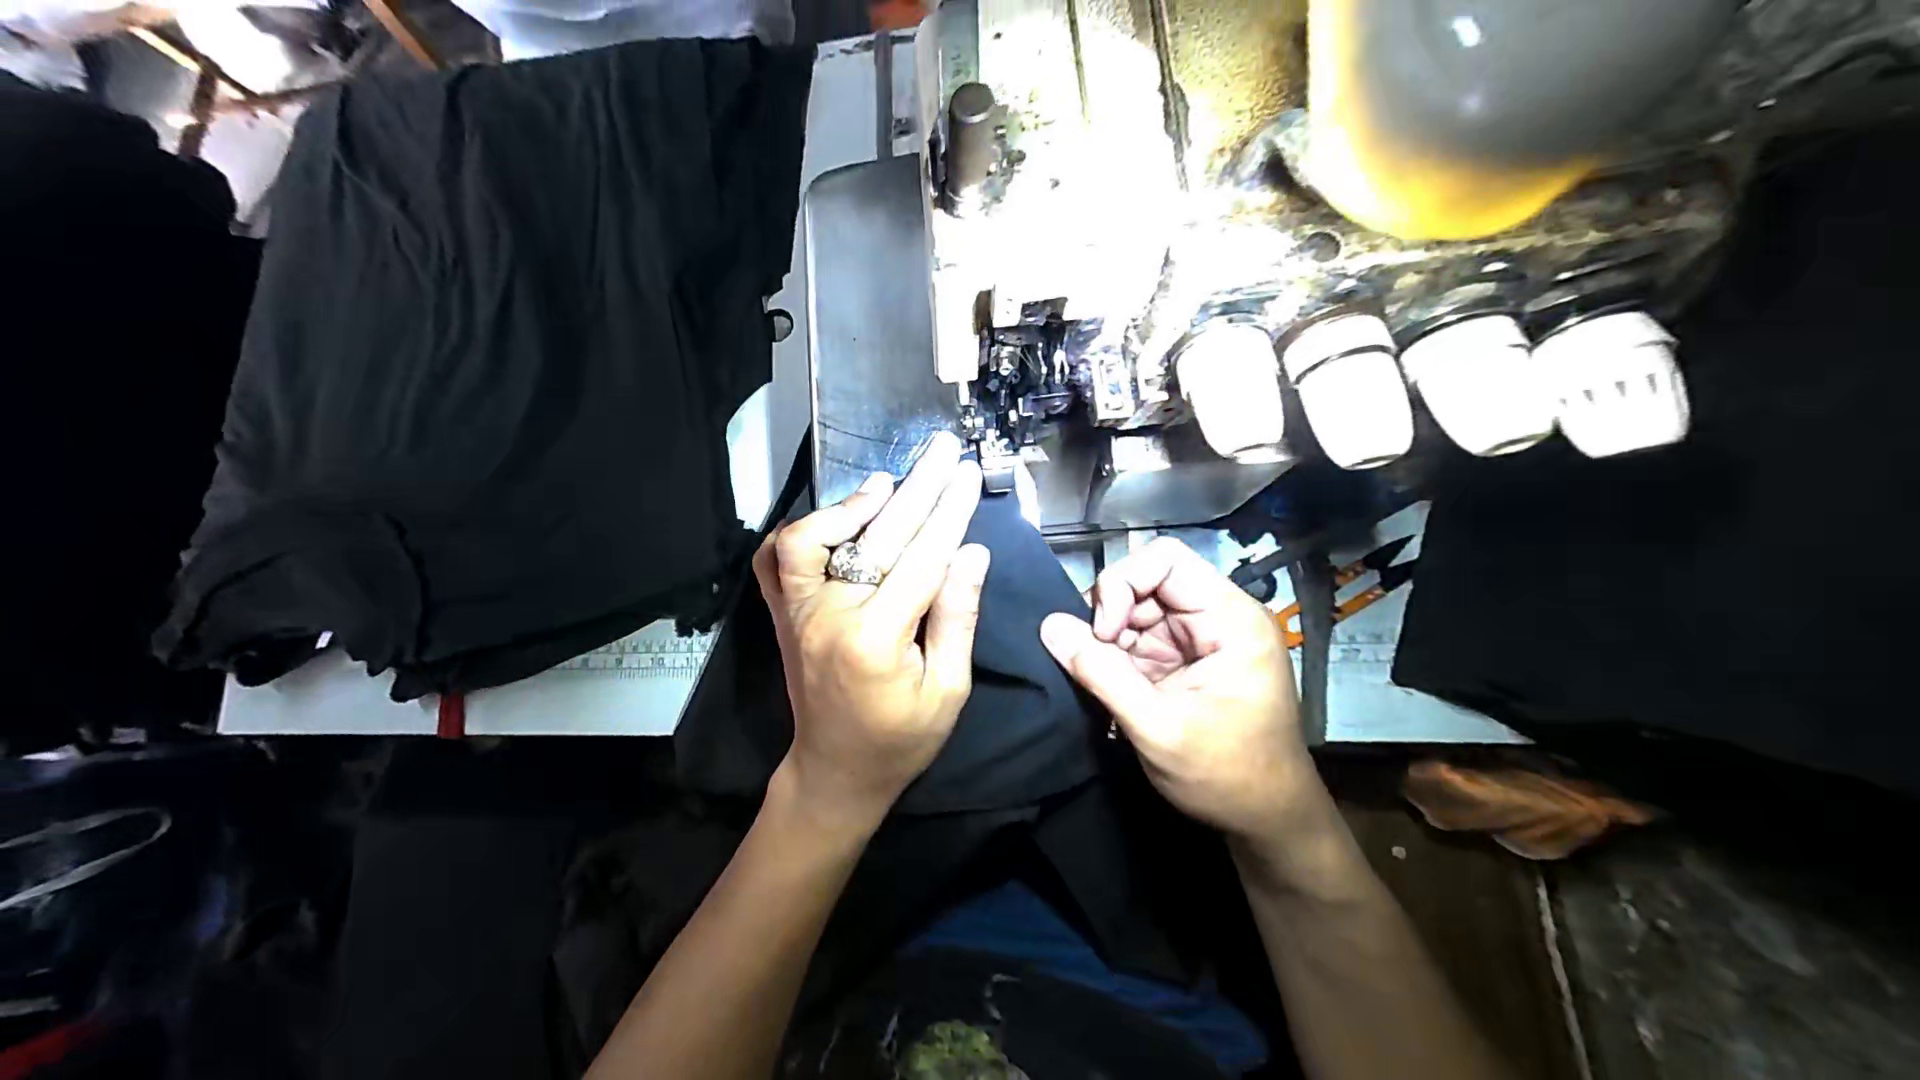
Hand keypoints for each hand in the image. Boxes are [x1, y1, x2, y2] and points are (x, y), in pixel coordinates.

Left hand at [755, 432, 988, 831]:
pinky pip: (778, 557)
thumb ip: (957, 617)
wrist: (836, 770)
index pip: (922, 559)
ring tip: (890, 482)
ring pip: (815, 537)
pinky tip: (840, 516)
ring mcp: (798, 611)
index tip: (969, 476)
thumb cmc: (901, 740)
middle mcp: (828, 615)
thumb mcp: (949, 689)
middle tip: (943, 453)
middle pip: (878, 536)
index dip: (950, 513)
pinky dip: (805, 529)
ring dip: (855, 505)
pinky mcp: (784, 613)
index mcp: (876, 639)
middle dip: (918, 488)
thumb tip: (971, 553)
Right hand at [1038, 538, 1318, 842]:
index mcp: (1230, 620)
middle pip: (1147, 583)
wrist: (1266, 820)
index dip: (1123, 584)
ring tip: (1100, 682)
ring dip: (1110, 642)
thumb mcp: (1157, 727)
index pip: (1165, 561)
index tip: (1104, 633)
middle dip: (1110, 618)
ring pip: (1137, 611)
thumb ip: (1100, 673)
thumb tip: (1049, 626)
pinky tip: (1112, 689)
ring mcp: (1201, 638)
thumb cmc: (1226, 776)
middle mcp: (1218, 617)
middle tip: (1091, 662)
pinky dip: (1117, 659)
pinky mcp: (1185, 660)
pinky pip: (1140, 639)